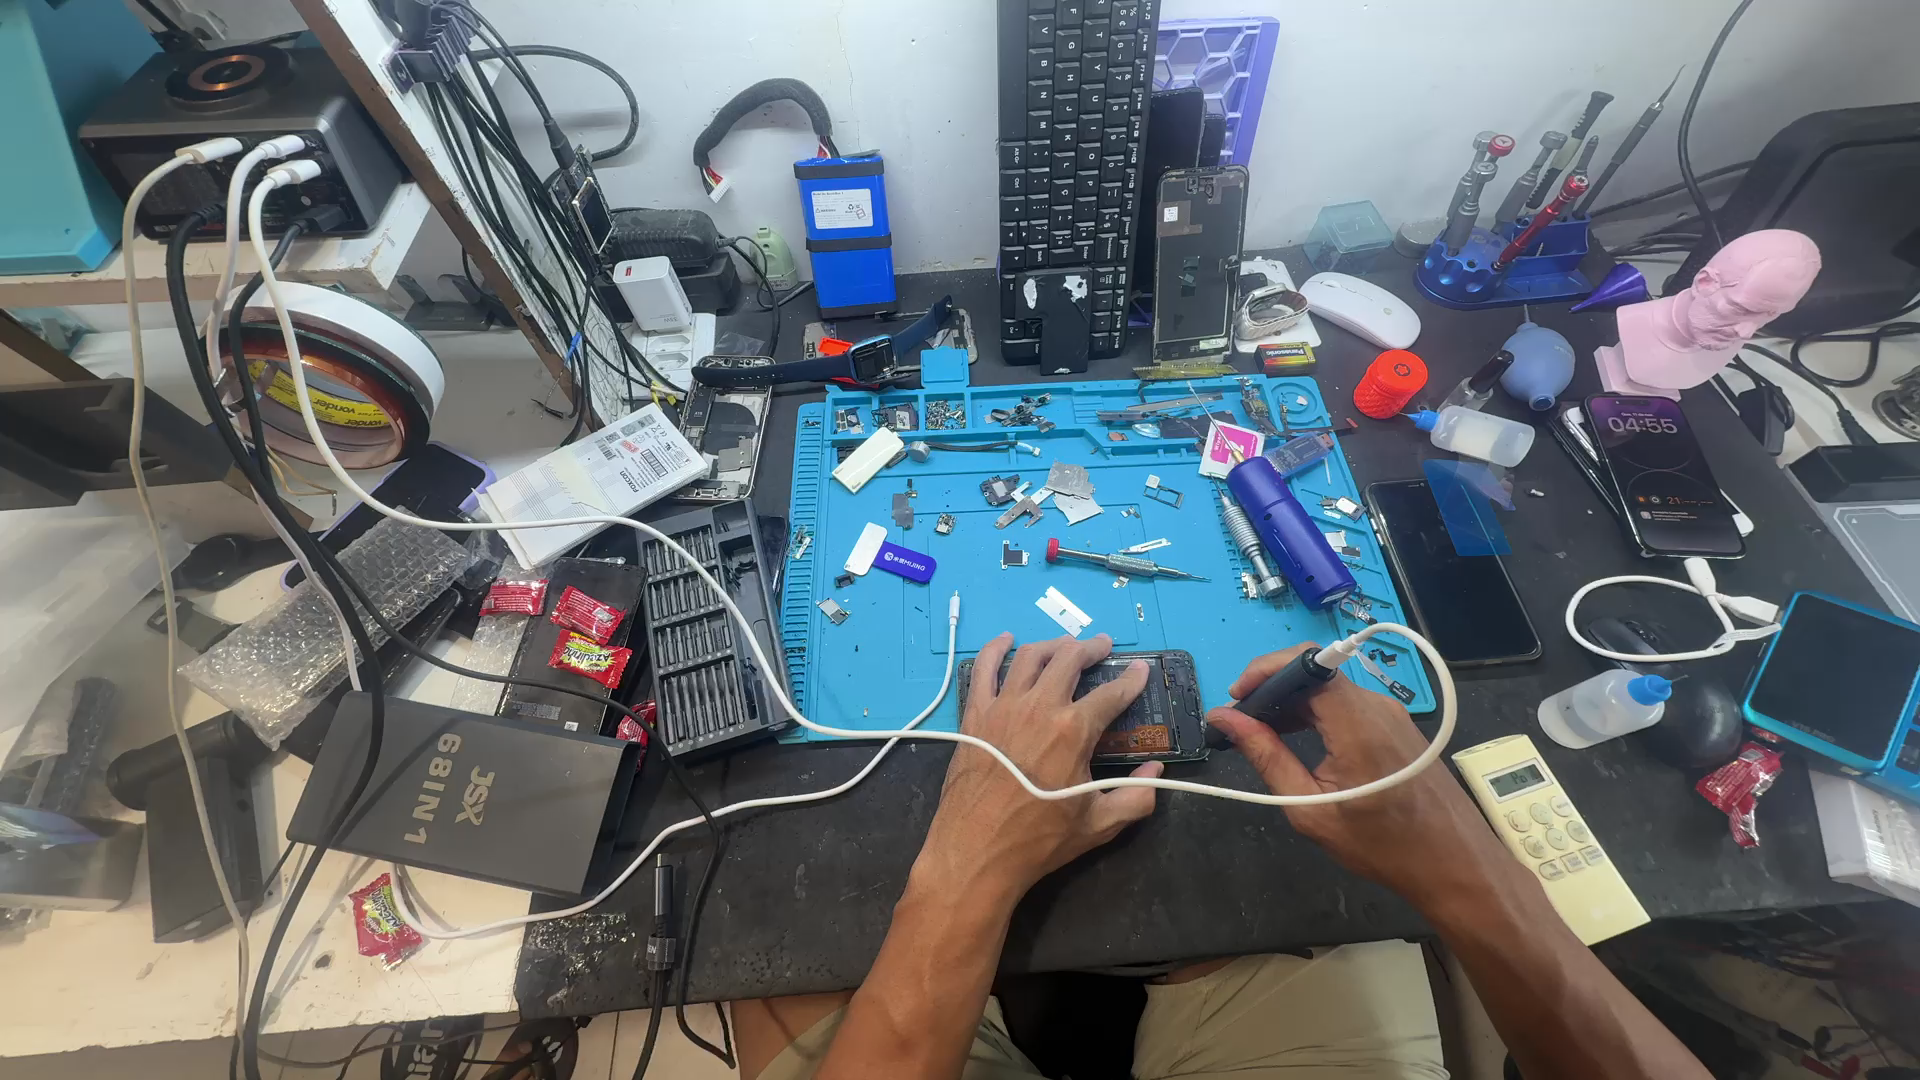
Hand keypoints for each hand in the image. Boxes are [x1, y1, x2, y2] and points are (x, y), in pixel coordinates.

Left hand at [916, 632, 1162, 901]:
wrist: (976, 849)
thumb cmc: (1039, 839)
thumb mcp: (1099, 825)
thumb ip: (1136, 797)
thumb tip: (1155, 770)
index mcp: (1074, 730)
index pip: (1111, 694)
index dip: (1131, 680)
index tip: (1141, 670)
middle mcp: (1039, 706)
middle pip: (1069, 659)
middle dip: (1091, 648)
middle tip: (1103, 646)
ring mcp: (1003, 705)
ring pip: (1030, 657)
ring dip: (1052, 645)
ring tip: (1065, 644)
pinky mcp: (975, 712)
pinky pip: (984, 669)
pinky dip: (996, 649)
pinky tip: (1006, 640)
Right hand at [1205, 644, 1513, 910]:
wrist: (1459, 869)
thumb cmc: (1382, 845)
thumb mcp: (1310, 807)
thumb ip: (1265, 755)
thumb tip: (1223, 717)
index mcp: (1358, 723)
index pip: (1306, 663)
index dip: (1265, 670)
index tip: (1237, 698)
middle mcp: (1376, 706)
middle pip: (1314, 671)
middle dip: (1270, 687)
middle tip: (1241, 720)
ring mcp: (1390, 713)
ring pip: (1327, 687)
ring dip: (1290, 701)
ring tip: (1260, 732)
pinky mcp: (1396, 725)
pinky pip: (1344, 703)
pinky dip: (1313, 712)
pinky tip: (1294, 737)